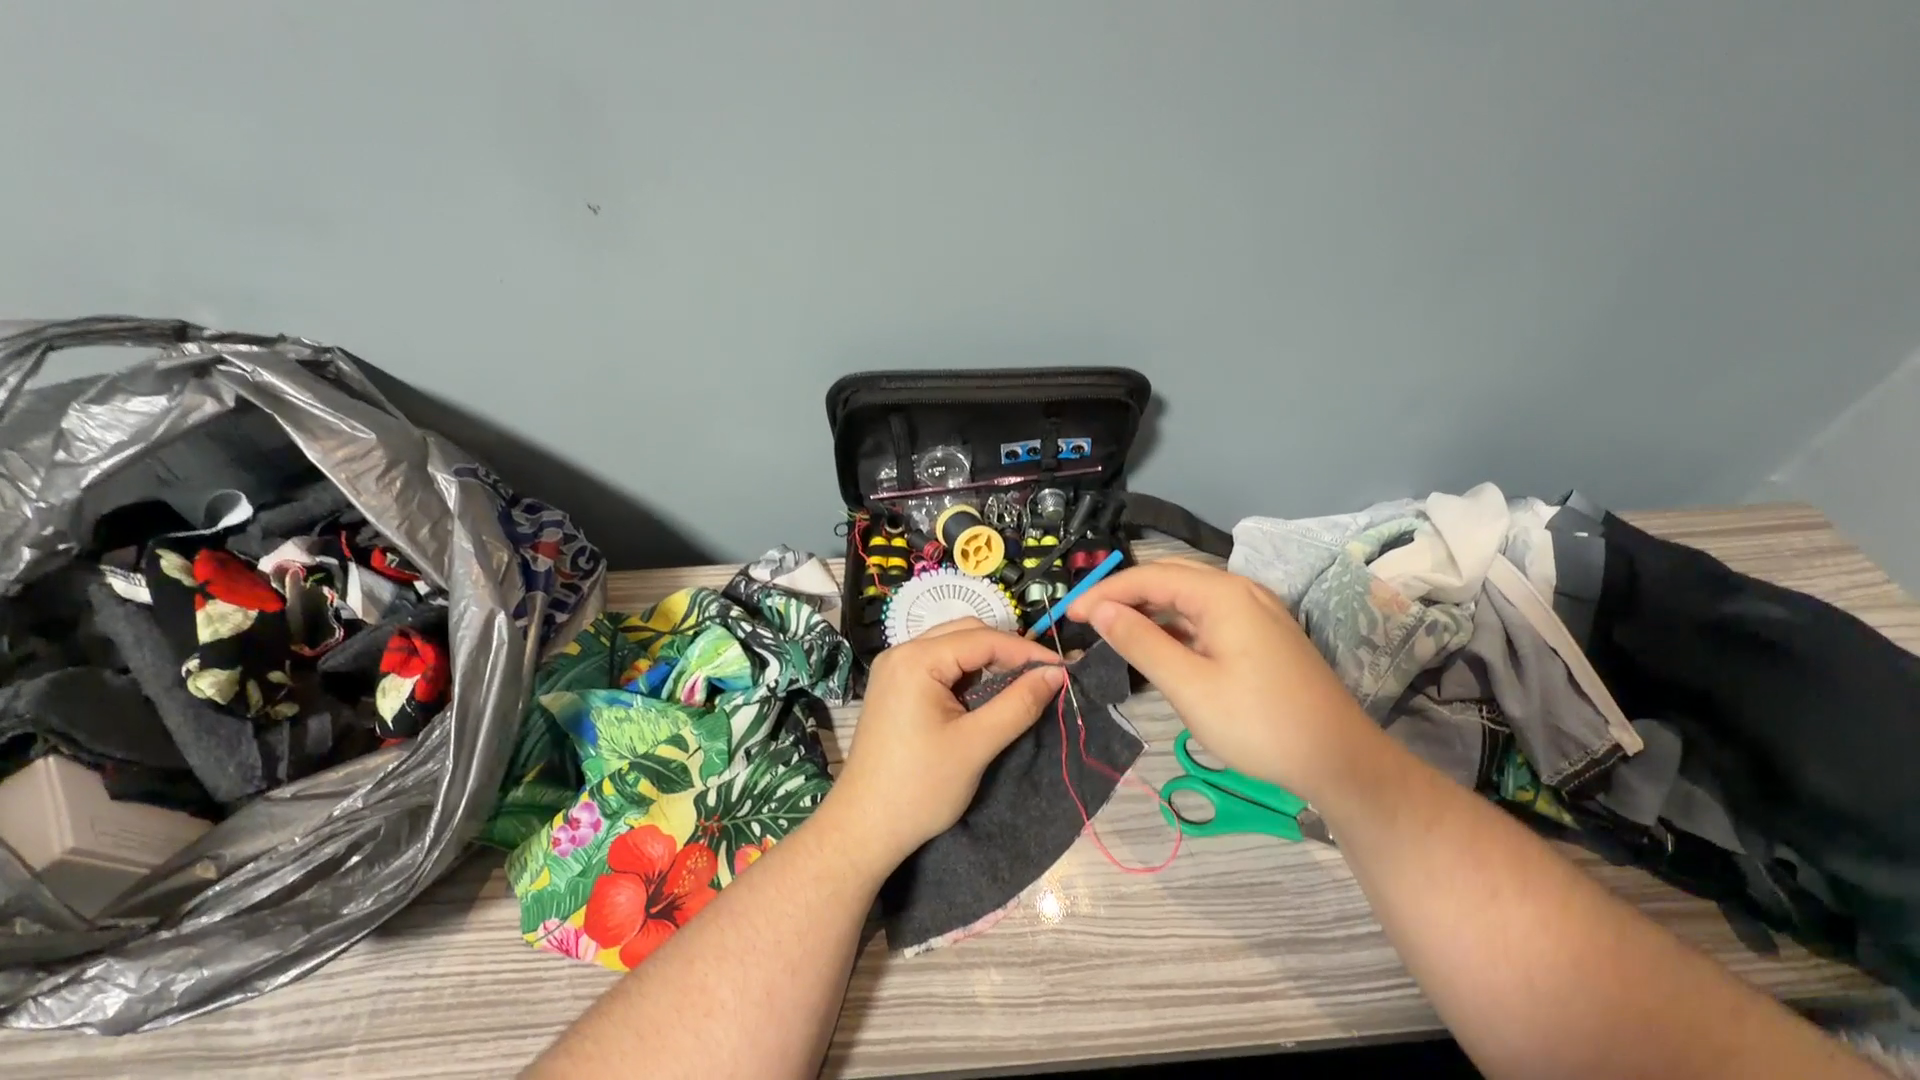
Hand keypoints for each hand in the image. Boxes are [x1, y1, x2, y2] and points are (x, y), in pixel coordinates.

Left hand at [828, 619, 1064, 864]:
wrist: (864, 828)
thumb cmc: (919, 787)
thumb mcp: (976, 744)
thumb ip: (1018, 704)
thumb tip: (1056, 674)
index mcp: (916, 660)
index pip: (982, 638)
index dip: (1026, 652)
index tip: (1063, 670)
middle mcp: (901, 654)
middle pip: (966, 634)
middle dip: (1007, 651)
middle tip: (1043, 677)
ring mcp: (894, 671)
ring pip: (952, 648)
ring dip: (987, 662)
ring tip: (1021, 686)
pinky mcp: (894, 690)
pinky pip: (938, 667)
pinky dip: (966, 676)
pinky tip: (987, 696)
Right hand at [1067, 559, 1381, 800]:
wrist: (1338, 758)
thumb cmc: (1258, 723)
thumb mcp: (1189, 686)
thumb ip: (1141, 642)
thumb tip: (1099, 610)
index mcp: (1223, 594)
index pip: (1149, 577)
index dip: (1105, 592)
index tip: (1069, 615)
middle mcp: (1241, 591)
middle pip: (1170, 579)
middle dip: (1124, 595)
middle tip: (1084, 621)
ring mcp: (1256, 612)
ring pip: (1189, 599)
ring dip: (1149, 610)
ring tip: (1112, 632)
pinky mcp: (1262, 635)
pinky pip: (1208, 617)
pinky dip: (1176, 626)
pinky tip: (1159, 646)